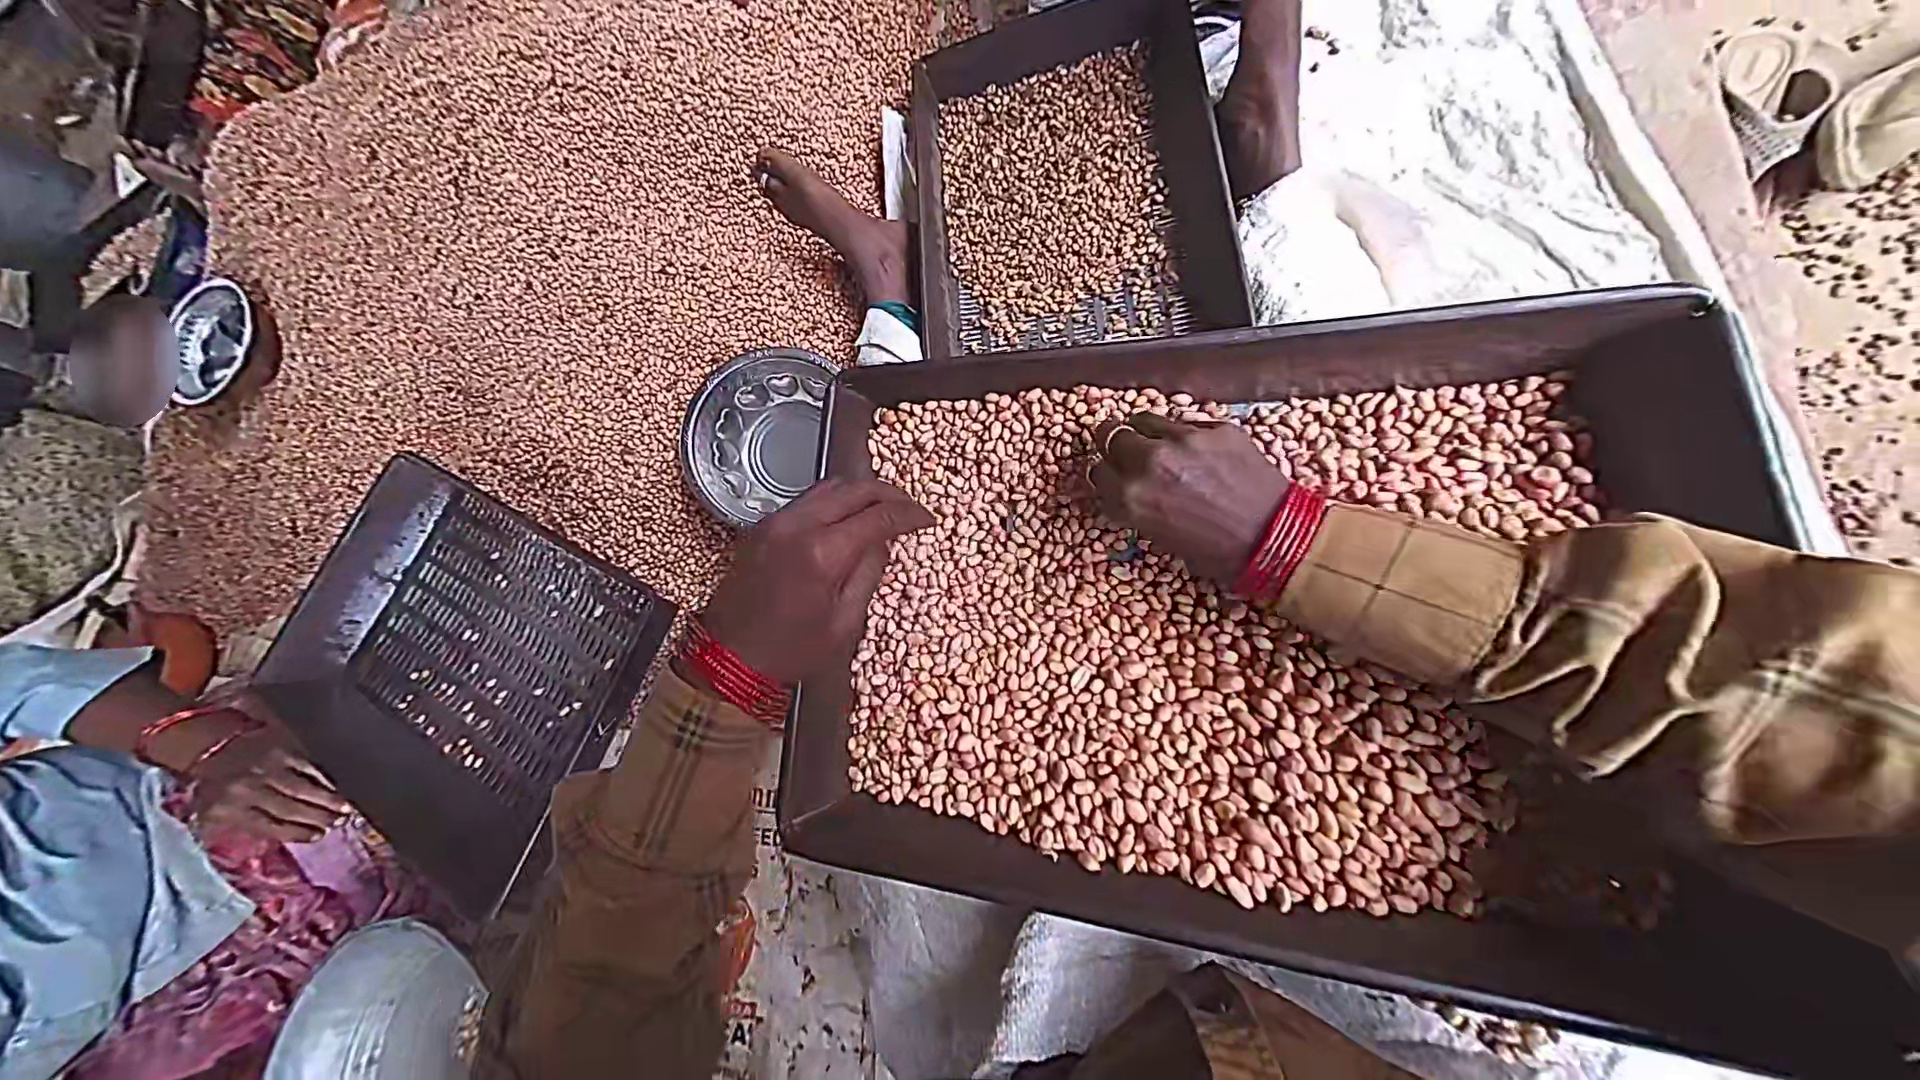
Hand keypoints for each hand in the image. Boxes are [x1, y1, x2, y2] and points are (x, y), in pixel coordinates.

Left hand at [190, 732, 352, 842]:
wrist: (211, 747)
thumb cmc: (215, 786)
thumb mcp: (214, 811)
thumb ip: (241, 825)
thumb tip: (282, 835)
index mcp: (225, 810)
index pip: (267, 825)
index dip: (296, 832)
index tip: (318, 835)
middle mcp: (247, 790)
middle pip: (289, 808)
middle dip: (317, 817)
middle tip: (340, 822)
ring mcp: (268, 769)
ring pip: (303, 789)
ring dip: (328, 800)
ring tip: (346, 809)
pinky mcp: (284, 751)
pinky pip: (309, 768)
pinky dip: (325, 779)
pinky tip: (336, 787)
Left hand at [697, 477, 934, 683]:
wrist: (728, 658)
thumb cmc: (791, 651)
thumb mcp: (845, 622)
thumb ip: (869, 573)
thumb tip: (884, 540)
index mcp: (822, 553)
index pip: (878, 516)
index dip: (909, 514)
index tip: (926, 519)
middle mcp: (797, 526)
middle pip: (854, 488)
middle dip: (889, 493)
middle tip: (909, 507)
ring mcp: (775, 522)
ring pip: (829, 486)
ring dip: (860, 492)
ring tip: (882, 509)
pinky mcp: (762, 527)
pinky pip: (807, 499)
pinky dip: (835, 500)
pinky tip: (848, 517)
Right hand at [1088, 413, 1289, 586]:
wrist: (1274, 539)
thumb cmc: (1215, 550)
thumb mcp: (1158, 534)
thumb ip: (1133, 504)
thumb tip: (1124, 486)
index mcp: (1130, 499)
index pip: (1097, 472)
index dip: (1105, 473)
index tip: (1112, 474)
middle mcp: (1149, 464)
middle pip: (1110, 435)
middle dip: (1115, 443)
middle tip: (1123, 449)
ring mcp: (1183, 441)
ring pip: (1144, 420)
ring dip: (1145, 432)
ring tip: (1156, 443)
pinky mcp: (1214, 429)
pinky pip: (1184, 424)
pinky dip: (1183, 435)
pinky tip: (1196, 451)